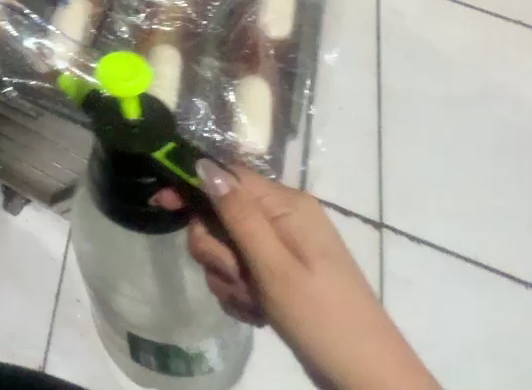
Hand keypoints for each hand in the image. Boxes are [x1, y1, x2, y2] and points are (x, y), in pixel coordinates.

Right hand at [188, 161, 439, 389]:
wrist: (370, 381)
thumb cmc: (324, 318)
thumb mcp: (275, 266)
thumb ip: (237, 214)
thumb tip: (203, 164)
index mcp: (287, 205)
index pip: (225, 175)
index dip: (190, 185)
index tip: (161, 205)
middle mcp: (283, 219)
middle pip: (218, 214)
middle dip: (216, 249)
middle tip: (237, 277)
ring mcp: (282, 249)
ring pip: (224, 247)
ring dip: (227, 277)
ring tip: (253, 303)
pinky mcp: (279, 275)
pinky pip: (238, 272)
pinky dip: (239, 293)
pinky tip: (257, 313)